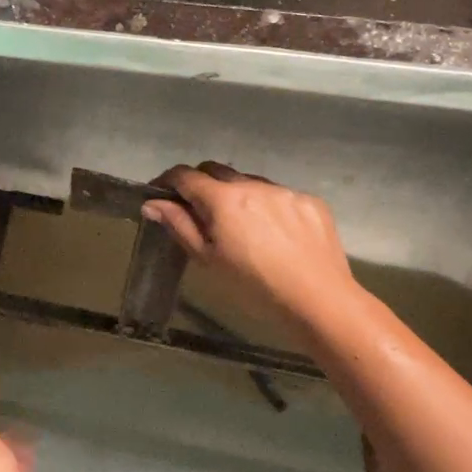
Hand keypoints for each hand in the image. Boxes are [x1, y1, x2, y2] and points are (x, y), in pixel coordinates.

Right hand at [142, 162, 358, 331]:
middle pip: (216, 170)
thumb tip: (152, 203)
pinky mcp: (310, 201)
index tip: (160, 194)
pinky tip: (276, 234)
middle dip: (200, 183)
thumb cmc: (255, 286)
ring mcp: (284, 190)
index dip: (167, 181)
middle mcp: (253, 184)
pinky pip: (279, 195)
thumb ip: (179, 225)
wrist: (320, 301)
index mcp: (223, 198)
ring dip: (237, 195)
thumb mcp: (208, 260)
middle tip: (198, 211)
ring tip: (242, 226)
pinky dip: (268, 207)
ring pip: (249, 181)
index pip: (185, 175)